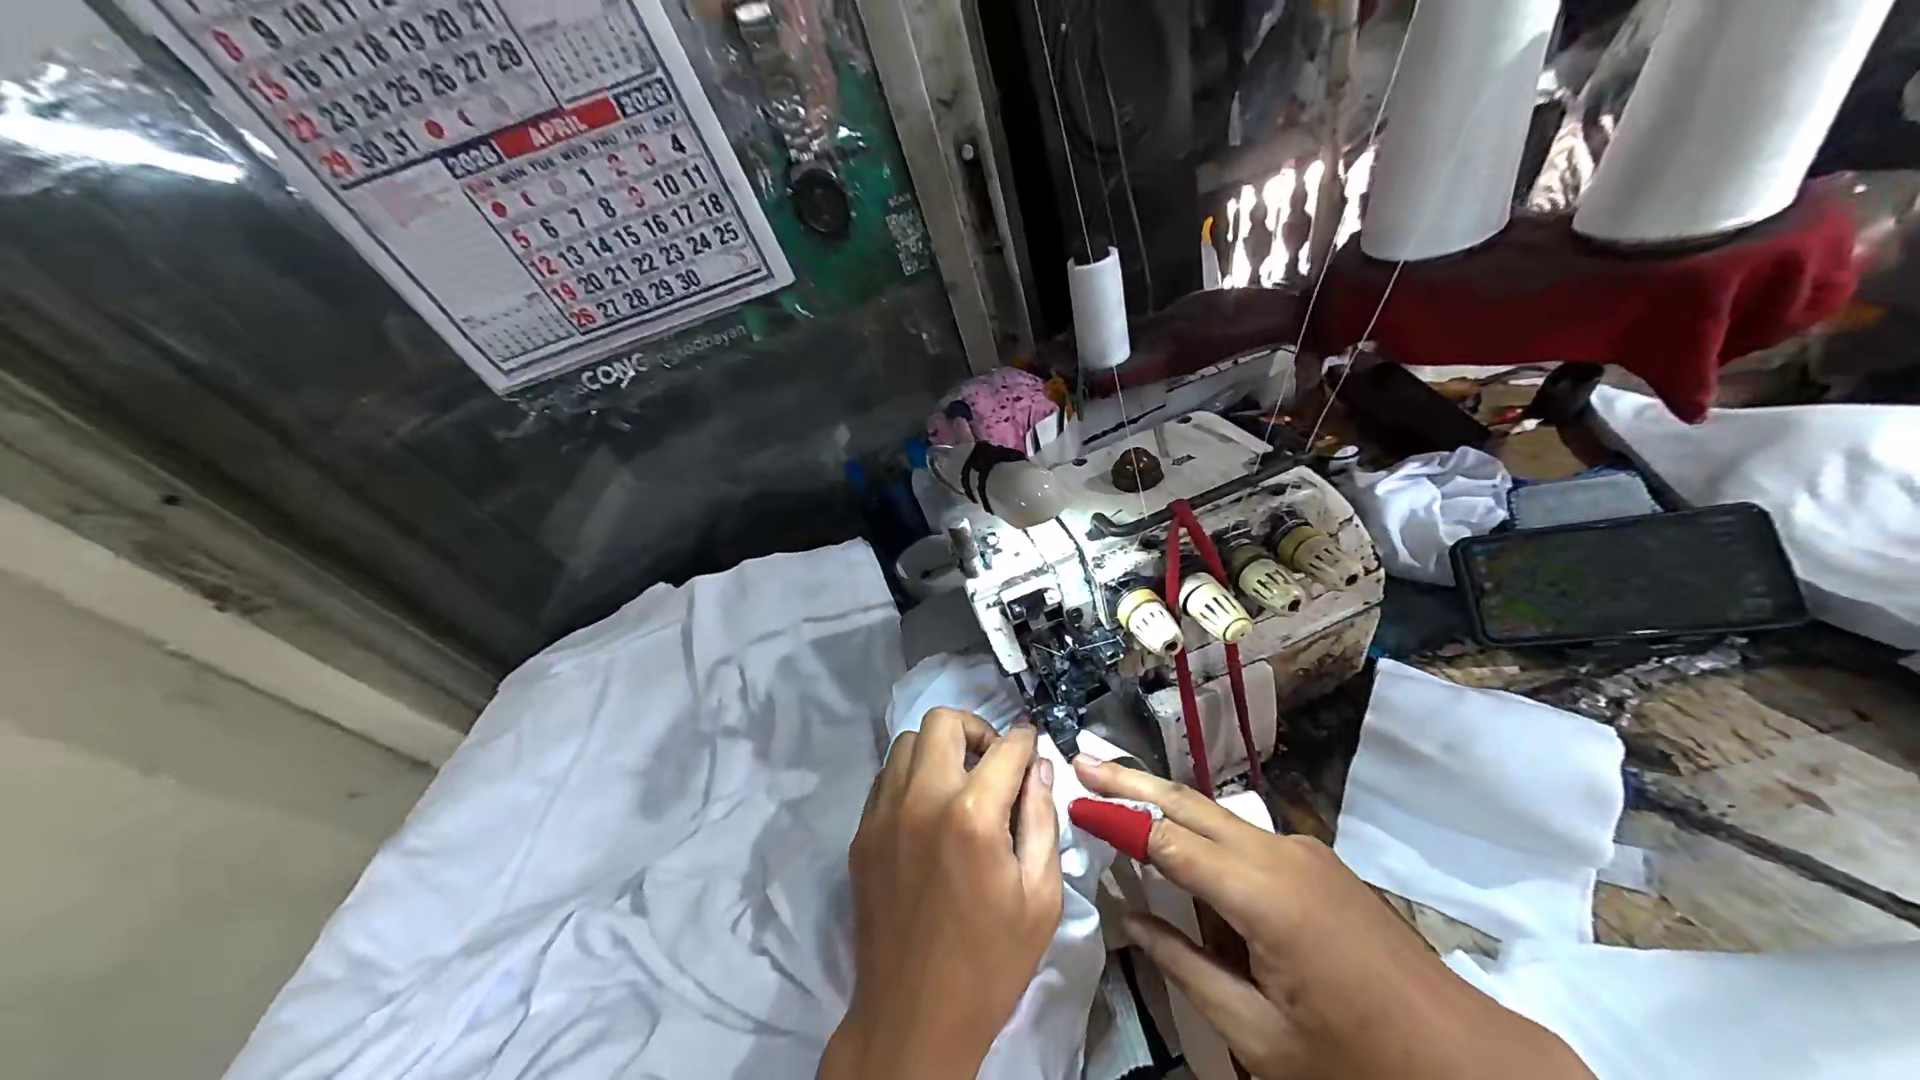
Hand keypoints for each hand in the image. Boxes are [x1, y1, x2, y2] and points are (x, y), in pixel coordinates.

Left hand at [820, 711, 1062, 1079]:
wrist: (914, 1015)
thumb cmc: (990, 961)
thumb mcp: (1040, 896)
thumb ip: (1042, 818)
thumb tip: (1036, 766)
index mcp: (971, 814)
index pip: (1005, 747)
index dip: (1025, 740)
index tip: (1031, 746)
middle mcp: (920, 798)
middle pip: (943, 722)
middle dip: (976, 729)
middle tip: (993, 763)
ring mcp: (882, 814)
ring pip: (906, 743)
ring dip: (939, 749)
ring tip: (960, 784)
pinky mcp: (861, 834)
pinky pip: (885, 778)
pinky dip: (910, 775)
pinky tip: (929, 809)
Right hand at [1075, 756, 1595, 1079]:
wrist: (1472, 1063)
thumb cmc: (1359, 1061)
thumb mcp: (1260, 1035)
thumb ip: (1187, 967)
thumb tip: (1132, 921)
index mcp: (1264, 897)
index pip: (1169, 842)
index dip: (1118, 818)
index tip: (1074, 796)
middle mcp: (1280, 855)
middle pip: (1189, 805)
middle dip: (1132, 780)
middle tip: (1083, 758)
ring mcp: (1303, 852)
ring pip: (1215, 815)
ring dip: (1162, 800)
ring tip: (1114, 785)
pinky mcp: (1315, 862)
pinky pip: (1243, 837)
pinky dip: (1199, 830)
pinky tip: (1177, 844)